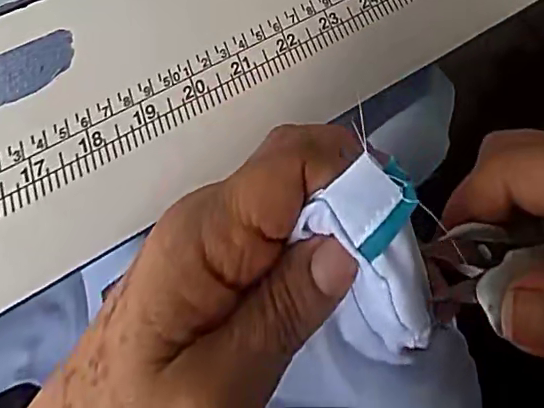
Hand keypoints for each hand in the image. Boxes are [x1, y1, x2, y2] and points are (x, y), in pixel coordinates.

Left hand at [37, 124, 364, 407]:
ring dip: (338, 212)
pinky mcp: (216, 249)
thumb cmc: (142, 403)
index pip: (287, 160)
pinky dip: (315, 232)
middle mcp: (209, 210)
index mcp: (205, 228)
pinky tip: (340, 264)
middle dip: (349, 187)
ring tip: (383, 258)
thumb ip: (280, 310)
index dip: (346, 171)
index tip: (392, 216)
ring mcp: (212, 227)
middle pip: (291, 165)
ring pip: (288, 190)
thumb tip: (346, 243)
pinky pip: (274, 220)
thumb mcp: (218, 381)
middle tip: (400, 243)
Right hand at [444, 128, 543, 407]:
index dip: (467, 211)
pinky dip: (534, 230)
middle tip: (476, 277)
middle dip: (480, 210)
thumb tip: (495, 308)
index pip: (506, 168)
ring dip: (505, 223)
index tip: (449, 270)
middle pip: (509, 158)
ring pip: (528, 175)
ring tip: (507, 283)